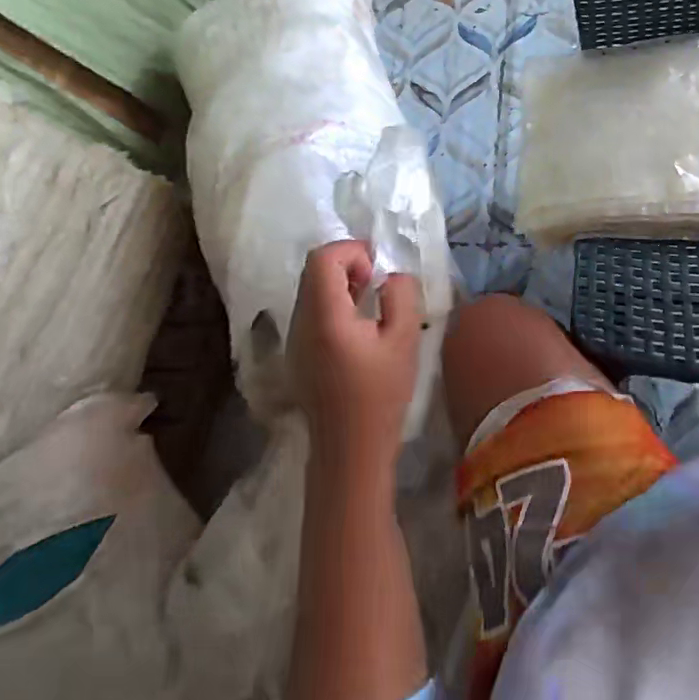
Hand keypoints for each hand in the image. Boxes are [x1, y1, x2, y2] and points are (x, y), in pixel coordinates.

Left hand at [286, 240, 421, 459]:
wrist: (350, 448)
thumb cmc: (381, 395)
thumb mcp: (404, 340)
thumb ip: (401, 296)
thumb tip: (391, 277)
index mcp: (325, 317)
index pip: (323, 258)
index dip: (352, 251)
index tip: (378, 271)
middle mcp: (300, 322)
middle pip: (313, 270)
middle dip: (347, 264)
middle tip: (378, 284)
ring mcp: (293, 339)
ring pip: (310, 290)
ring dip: (340, 283)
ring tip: (371, 305)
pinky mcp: (297, 353)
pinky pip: (311, 311)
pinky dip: (333, 303)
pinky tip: (358, 328)